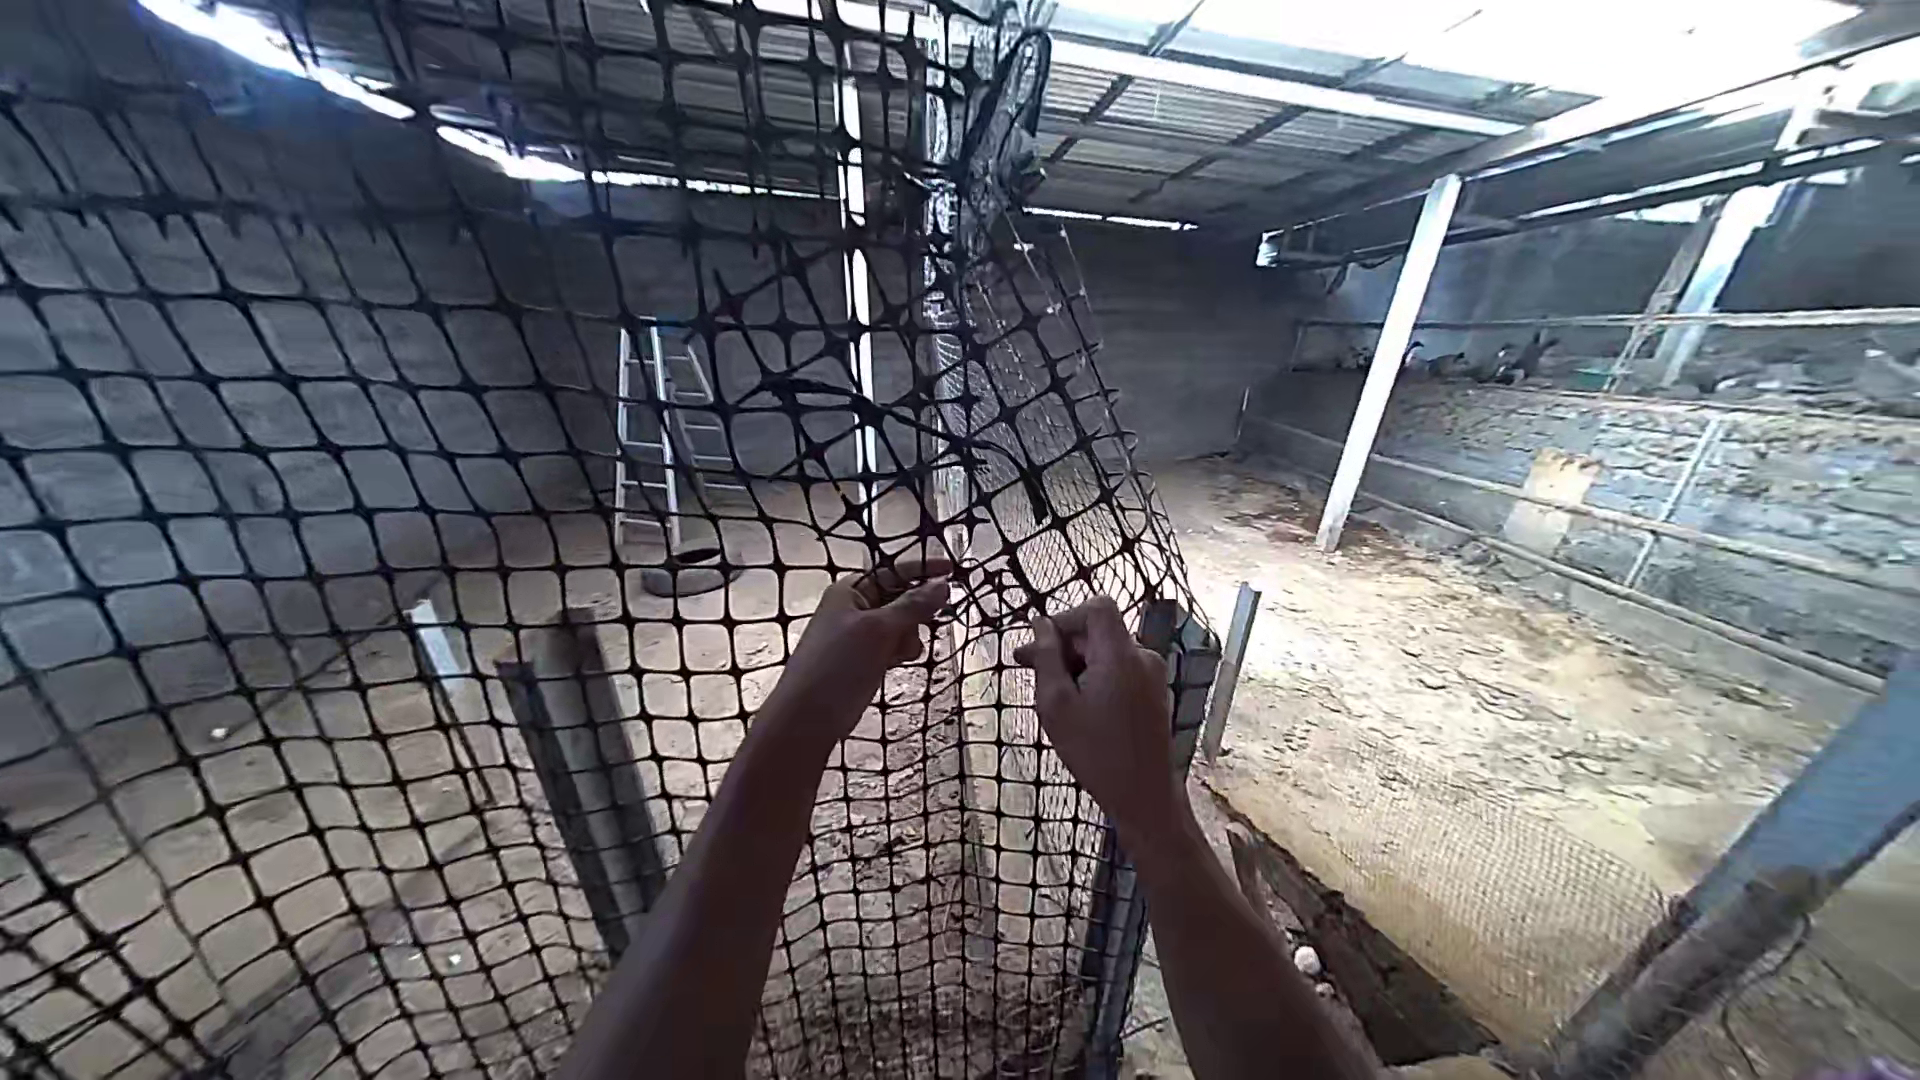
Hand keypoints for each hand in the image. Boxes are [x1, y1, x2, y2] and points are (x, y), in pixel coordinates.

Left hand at [766, 555, 952, 745]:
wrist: (807, 719)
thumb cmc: (839, 665)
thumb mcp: (879, 630)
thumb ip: (913, 605)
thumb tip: (944, 583)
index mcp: (851, 589)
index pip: (893, 570)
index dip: (924, 570)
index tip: (955, 571)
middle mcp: (854, 606)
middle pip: (900, 597)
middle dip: (915, 612)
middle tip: (926, 626)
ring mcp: (859, 634)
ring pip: (900, 624)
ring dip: (908, 635)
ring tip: (903, 653)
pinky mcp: (864, 658)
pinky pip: (893, 644)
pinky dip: (900, 650)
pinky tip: (899, 662)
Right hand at [1013, 597, 1179, 835]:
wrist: (1145, 796)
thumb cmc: (1095, 752)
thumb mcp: (1056, 703)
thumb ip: (1047, 657)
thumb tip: (1040, 624)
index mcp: (1120, 655)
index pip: (1097, 607)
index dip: (1066, 617)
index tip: (1041, 642)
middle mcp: (1142, 657)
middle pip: (1098, 631)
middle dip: (1062, 645)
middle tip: (1027, 668)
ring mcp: (1152, 674)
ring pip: (1105, 651)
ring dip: (1075, 663)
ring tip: (1051, 694)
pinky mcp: (1153, 691)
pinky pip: (1118, 668)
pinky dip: (1094, 676)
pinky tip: (1076, 704)